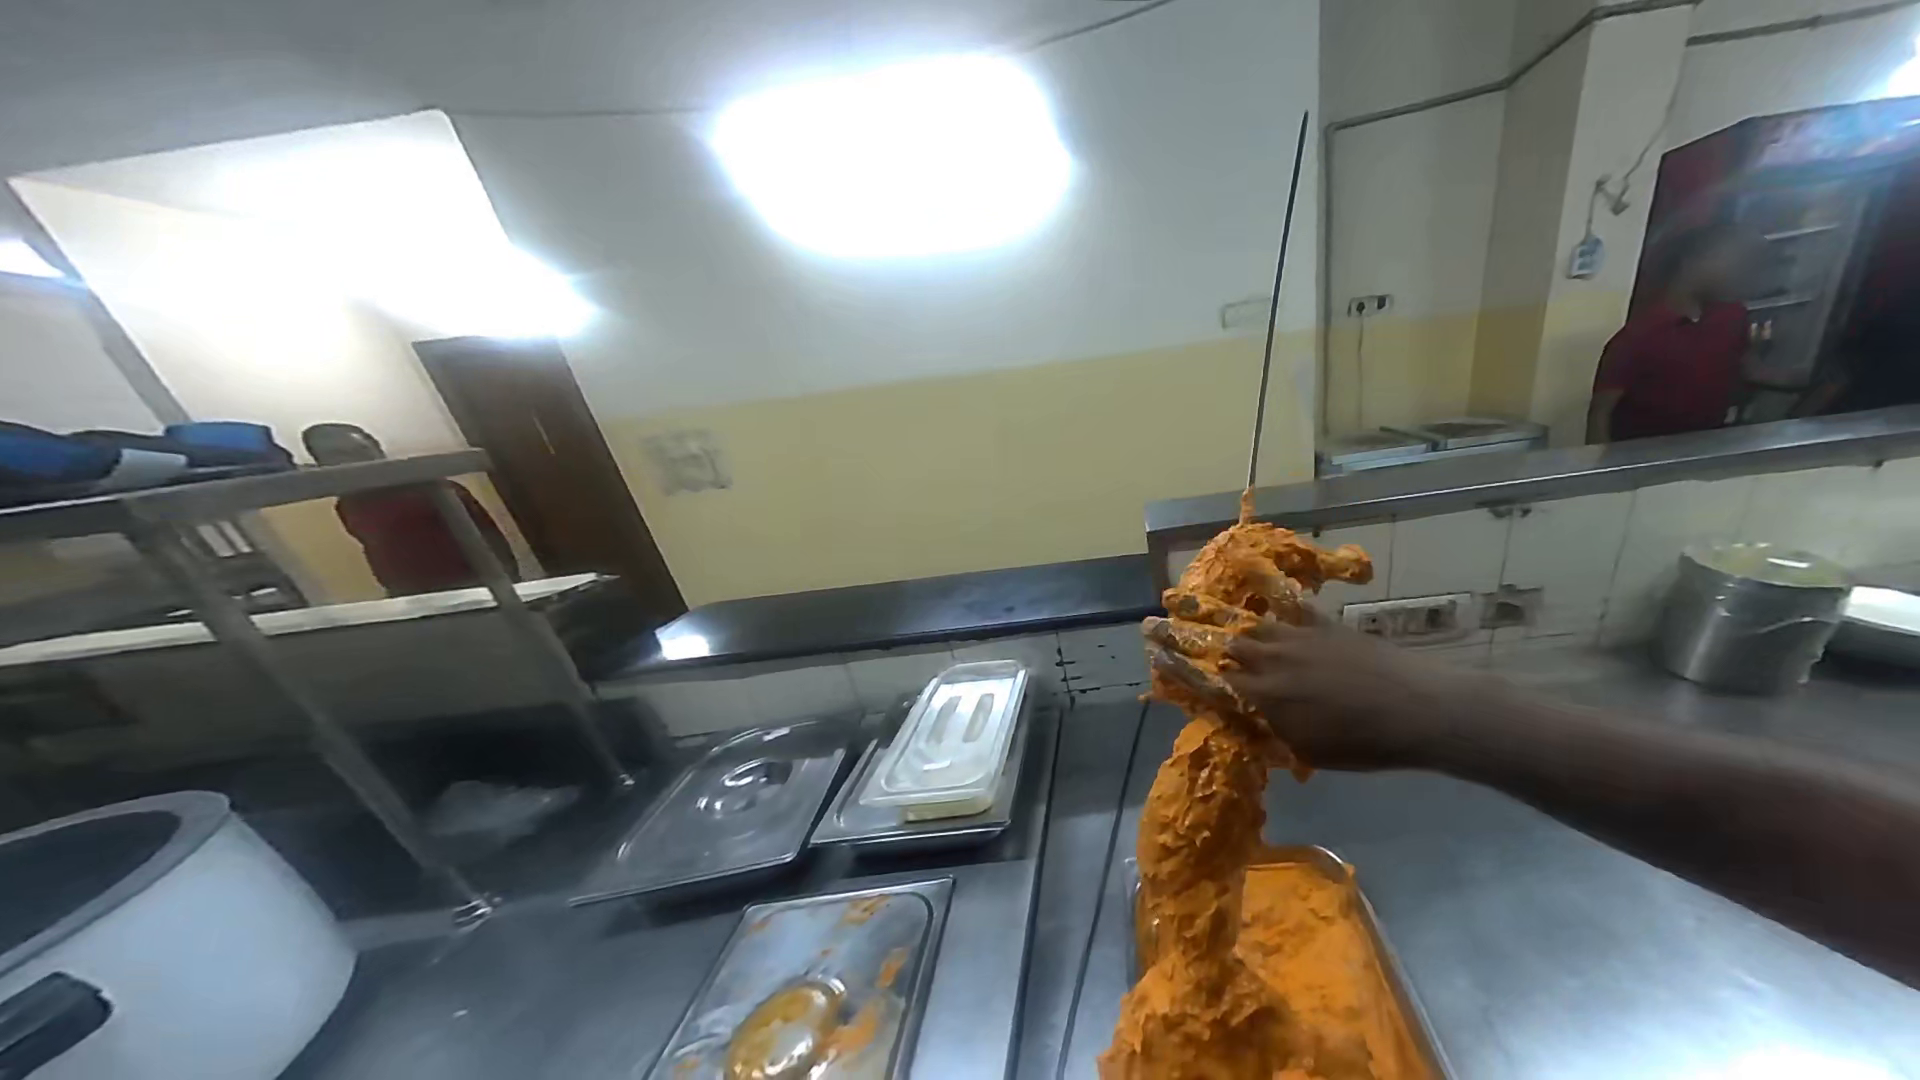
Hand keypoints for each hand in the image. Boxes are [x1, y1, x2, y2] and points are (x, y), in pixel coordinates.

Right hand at [1146, 612, 1493, 771]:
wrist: (1422, 710)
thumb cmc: (1364, 743)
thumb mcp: (1308, 752)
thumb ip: (1267, 734)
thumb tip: (1237, 723)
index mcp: (1262, 697)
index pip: (1206, 680)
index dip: (1175, 666)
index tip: (1152, 653)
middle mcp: (1269, 661)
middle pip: (1219, 646)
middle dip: (1184, 635)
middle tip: (1156, 623)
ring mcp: (1294, 637)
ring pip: (1246, 625)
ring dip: (1220, 620)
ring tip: (1190, 603)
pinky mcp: (1320, 624)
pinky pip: (1287, 602)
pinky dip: (1268, 588)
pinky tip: (1249, 569)